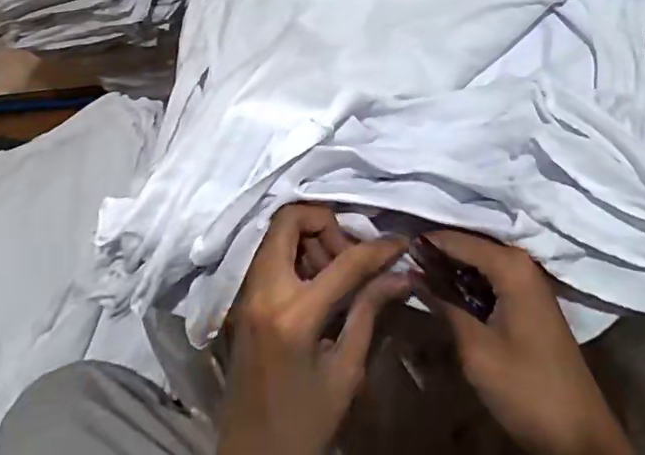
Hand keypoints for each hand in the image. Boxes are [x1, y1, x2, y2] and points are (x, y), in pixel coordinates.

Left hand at [217, 204, 408, 454]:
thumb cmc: (304, 424)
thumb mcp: (345, 372)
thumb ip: (369, 311)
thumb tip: (402, 274)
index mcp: (293, 314)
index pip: (344, 260)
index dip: (378, 248)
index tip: (401, 244)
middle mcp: (263, 293)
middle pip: (290, 220)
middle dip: (327, 224)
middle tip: (351, 253)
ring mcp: (246, 295)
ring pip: (277, 234)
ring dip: (310, 238)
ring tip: (338, 271)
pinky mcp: (241, 302)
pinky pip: (269, 256)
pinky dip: (295, 253)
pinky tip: (318, 281)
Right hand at [419, 231, 633, 454]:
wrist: (577, 432)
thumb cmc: (526, 386)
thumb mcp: (477, 349)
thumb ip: (445, 306)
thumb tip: (414, 274)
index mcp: (512, 265)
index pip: (459, 239)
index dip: (426, 241)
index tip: (394, 242)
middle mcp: (522, 263)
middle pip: (471, 246)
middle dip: (438, 250)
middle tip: (400, 256)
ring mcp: (528, 283)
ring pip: (481, 263)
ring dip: (451, 266)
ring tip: (414, 270)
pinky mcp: (528, 303)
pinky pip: (491, 279)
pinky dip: (467, 282)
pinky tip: (444, 291)